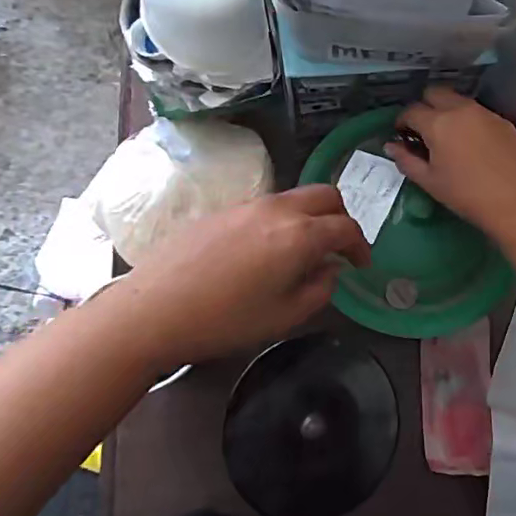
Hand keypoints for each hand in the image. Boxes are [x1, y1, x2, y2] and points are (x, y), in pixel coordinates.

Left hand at [108, 186, 370, 365]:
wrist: (155, 308)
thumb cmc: (226, 319)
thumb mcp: (284, 316)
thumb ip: (320, 289)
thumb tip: (329, 269)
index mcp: (299, 235)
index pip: (346, 227)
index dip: (361, 246)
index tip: (361, 265)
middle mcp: (277, 209)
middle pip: (325, 195)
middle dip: (341, 218)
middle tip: (338, 248)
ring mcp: (246, 205)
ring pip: (294, 197)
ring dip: (310, 216)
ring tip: (302, 251)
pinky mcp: (222, 210)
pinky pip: (266, 206)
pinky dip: (282, 219)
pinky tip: (265, 251)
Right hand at [385, 88, 515, 237]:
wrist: (514, 203)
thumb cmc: (465, 194)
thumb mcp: (429, 181)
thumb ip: (406, 160)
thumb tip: (390, 146)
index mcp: (438, 123)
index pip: (411, 111)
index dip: (401, 122)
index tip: (401, 136)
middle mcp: (461, 109)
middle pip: (434, 93)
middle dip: (424, 106)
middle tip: (423, 130)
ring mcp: (484, 112)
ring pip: (458, 100)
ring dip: (446, 110)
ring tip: (448, 136)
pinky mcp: (502, 121)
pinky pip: (478, 112)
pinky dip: (468, 120)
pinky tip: (471, 143)